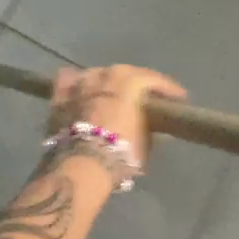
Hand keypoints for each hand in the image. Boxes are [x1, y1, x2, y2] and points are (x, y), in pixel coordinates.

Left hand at [47, 64, 186, 168]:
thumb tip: (152, 126)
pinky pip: (69, 80)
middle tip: (145, 96)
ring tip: (112, 94)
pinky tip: (82, 89)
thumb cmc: (119, 153)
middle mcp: (104, 74)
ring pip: (97, 75)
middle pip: (124, 74)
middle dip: (136, 83)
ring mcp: (79, 81)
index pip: (153, 80)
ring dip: (106, 83)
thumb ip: (148, 128)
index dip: (168, 89)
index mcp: (129, 81)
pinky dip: (77, 83)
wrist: (80, 164)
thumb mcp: (145, 143)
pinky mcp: (59, 93)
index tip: (179, 98)